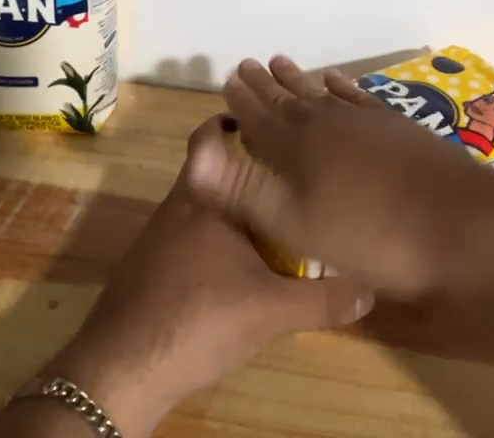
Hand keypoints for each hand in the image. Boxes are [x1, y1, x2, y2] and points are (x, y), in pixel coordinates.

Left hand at [40, 115, 374, 437]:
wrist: (122, 368)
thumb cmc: (199, 319)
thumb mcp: (272, 312)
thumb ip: (324, 300)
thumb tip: (370, 288)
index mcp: (207, 196)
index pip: (214, 135)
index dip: (242, 124)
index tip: (277, 130)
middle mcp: (180, 203)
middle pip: (215, 170)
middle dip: (251, 173)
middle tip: (291, 179)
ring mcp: (160, 233)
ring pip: (205, 204)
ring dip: (235, 207)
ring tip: (277, 221)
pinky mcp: (151, 263)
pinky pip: (191, 232)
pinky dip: (216, 236)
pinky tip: (240, 265)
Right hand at [185, 56, 493, 297]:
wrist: (460, 224)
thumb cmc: (370, 236)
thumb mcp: (296, 224)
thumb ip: (245, 189)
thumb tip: (195, 156)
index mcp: (298, 147)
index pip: (259, 116)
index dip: (240, 100)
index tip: (226, 80)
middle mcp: (327, 122)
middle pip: (288, 97)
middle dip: (265, 84)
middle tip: (247, 63)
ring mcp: (366, 120)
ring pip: (322, 92)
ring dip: (299, 79)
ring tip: (283, 63)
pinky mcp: (397, 126)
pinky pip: (358, 96)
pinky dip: (342, 86)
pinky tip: (338, 82)